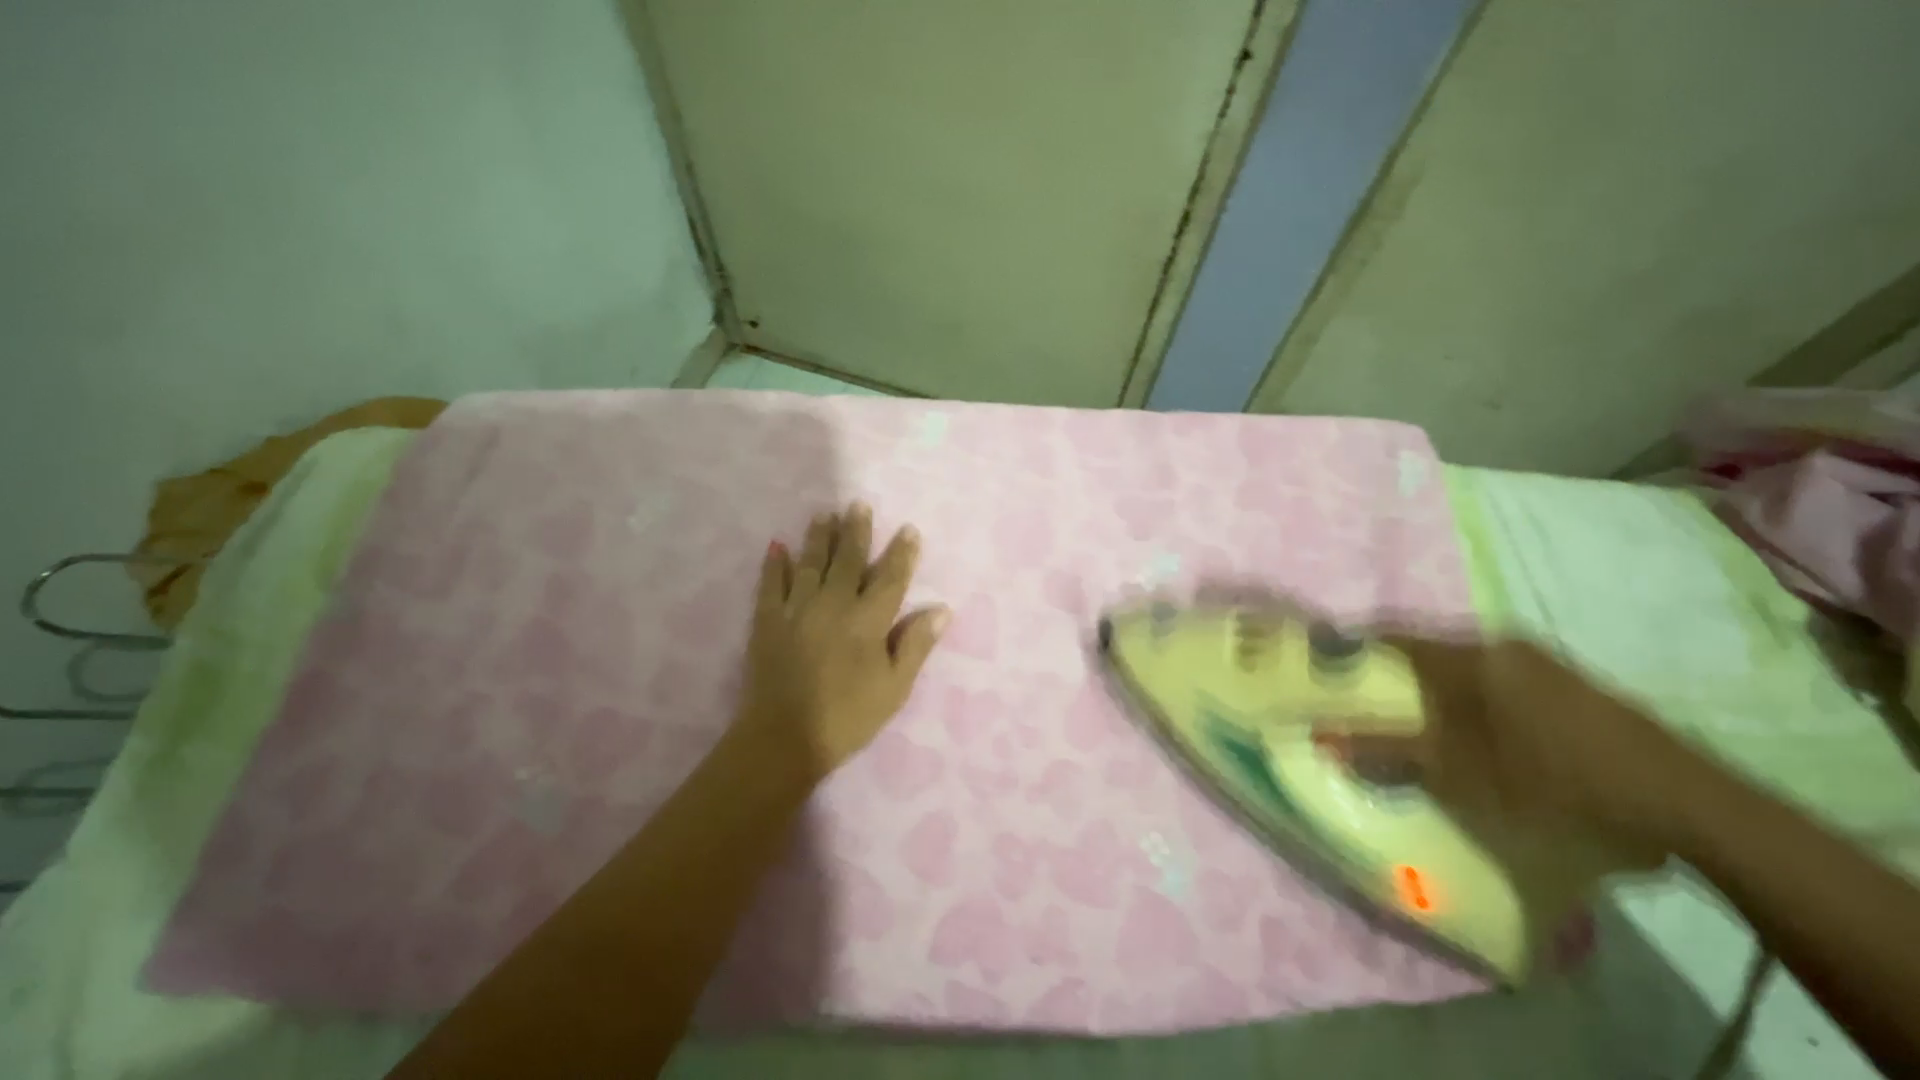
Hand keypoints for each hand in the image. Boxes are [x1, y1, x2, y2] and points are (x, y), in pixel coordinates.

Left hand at [735, 502, 948, 778]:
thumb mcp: (894, 689)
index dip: (901, 553)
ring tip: (824, 514)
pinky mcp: (766, 622)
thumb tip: (941, 609)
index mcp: (868, 621)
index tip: (908, 530)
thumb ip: (915, 646)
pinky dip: (774, 564)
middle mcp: (833, 605)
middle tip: (858, 504)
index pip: (890, 578)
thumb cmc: (848, 718)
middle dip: (856, 531)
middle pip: (848, 560)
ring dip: (818, 537)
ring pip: (810, 563)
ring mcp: (796, 609)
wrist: (784, 738)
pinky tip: (777, 546)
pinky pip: (770, 584)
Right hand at [1340, 637, 1700, 861]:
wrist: (1682, 801)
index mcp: (1470, 654)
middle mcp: (1502, 644)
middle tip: (1357, 708)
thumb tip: (1322, 736)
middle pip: (1424, 651)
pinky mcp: (1570, 687)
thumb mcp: (1459, 774)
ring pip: (1462, 669)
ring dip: (1429, 694)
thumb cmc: (1553, 781)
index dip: (1348, 650)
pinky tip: (1472, 739)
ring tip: (1410, 730)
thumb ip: (1386, 751)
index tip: (1316, 670)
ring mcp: (1543, 663)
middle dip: (1387, 677)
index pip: (1390, 637)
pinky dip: (1467, 704)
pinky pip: (1495, 683)